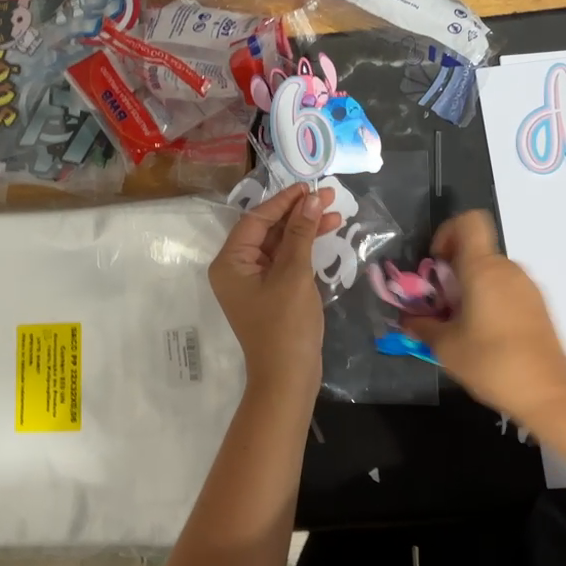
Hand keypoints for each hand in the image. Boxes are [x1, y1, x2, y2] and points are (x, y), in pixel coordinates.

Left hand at [209, 185, 342, 401]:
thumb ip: (301, 233)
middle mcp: (236, 268)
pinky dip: (304, 247)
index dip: (284, 201)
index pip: (256, 219)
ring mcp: (252, 282)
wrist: (289, 378)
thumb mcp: (294, 273)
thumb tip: (311, 199)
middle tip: (328, 196)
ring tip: (335, 212)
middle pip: (267, 229)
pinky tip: (326, 233)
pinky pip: (284, 260)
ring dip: (305, 228)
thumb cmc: (286, 325)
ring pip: (279, 243)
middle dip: (298, 212)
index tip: (309, 187)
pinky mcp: (269, 292)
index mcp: (230, 262)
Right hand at [403, 210, 565, 424]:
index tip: (436, 263)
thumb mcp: (445, 347)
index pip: (469, 221)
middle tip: (439, 303)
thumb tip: (406, 319)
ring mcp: (527, 287)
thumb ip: (421, 326)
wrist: (548, 394)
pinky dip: (490, 299)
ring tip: (460, 323)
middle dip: (452, 269)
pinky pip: (507, 288)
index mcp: (483, 269)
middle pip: (476, 250)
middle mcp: (507, 269)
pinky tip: (484, 334)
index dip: (447, 232)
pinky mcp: (538, 305)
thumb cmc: (492, 363)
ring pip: (491, 271)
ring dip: (471, 286)